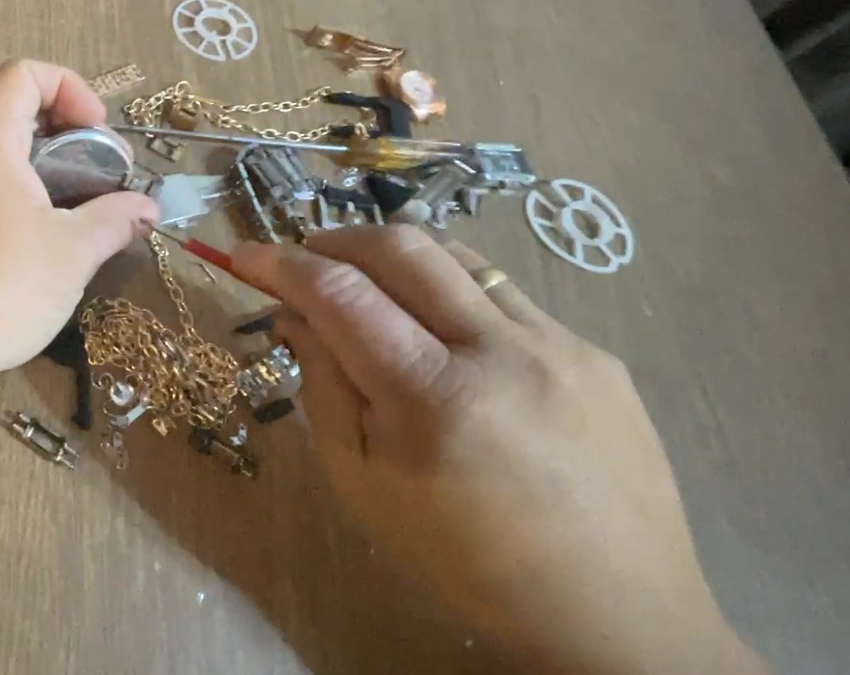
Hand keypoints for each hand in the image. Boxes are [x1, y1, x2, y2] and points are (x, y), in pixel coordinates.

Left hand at [0, 60, 157, 388]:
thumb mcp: (71, 251)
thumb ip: (114, 219)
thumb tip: (147, 208)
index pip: (24, 73)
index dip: (70, 88)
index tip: (99, 135)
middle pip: (15, 108)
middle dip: (69, 130)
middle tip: (104, 174)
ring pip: (3, 149)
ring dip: (49, 165)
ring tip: (84, 209)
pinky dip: (23, 190)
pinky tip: (49, 234)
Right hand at [235, 227, 761, 674]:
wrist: (614, 616)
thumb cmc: (460, 556)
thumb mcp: (358, 476)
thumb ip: (322, 381)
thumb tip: (294, 313)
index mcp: (433, 397)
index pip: (340, 293)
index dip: (280, 263)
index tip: (242, 254)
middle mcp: (502, 353)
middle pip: (402, 247)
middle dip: (335, 239)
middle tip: (301, 258)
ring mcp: (561, 346)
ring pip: (457, 257)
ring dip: (393, 256)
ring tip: (364, 284)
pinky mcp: (595, 354)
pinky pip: (502, 296)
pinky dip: (447, 293)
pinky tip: (439, 335)